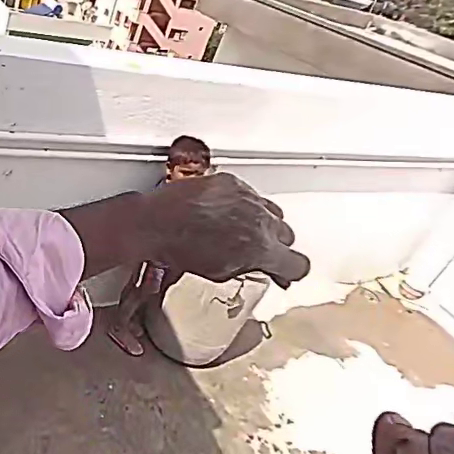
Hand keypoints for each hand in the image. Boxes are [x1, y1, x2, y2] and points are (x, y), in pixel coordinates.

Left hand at [58, 173, 309, 287]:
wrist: (155, 222)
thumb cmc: (180, 249)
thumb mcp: (220, 272)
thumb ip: (247, 268)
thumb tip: (255, 268)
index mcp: (262, 248)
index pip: (298, 264)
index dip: (290, 271)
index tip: (283, 272)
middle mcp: (260, 219)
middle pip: (287, 234)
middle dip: (275, 245)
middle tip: (258, 251)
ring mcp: (246, 197)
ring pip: (271, 211)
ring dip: (261, 222)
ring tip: (242, 230)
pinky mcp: (231, 182)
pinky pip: (249, 194)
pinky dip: (242, 203)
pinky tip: (226, 212)